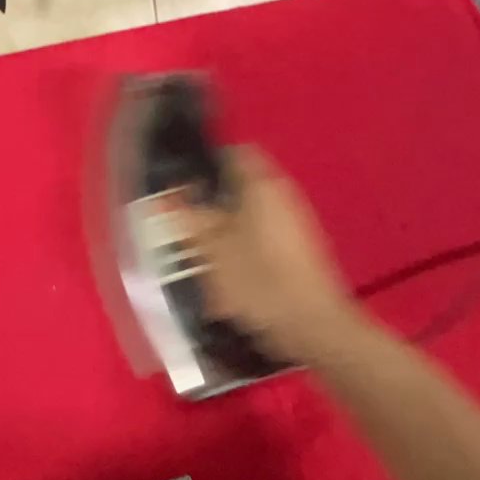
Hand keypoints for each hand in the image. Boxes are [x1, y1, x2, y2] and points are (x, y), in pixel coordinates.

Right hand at [182, 144, 366, 362]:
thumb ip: (188, 220)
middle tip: (183, 216)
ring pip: (248, 212)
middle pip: (238, 184)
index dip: (205, 159)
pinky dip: (240, 245)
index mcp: (261, 184)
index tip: (183, 177)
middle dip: (210, 199)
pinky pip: (260, 235)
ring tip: (199, 249)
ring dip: (223, 226)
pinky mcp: (297, 249)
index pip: (232, 151)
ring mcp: (293, 222)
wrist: (315, 328)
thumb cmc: (261, 280)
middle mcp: (281, 194)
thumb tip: (164, 198)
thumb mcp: (213, 250)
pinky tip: (226, 271)